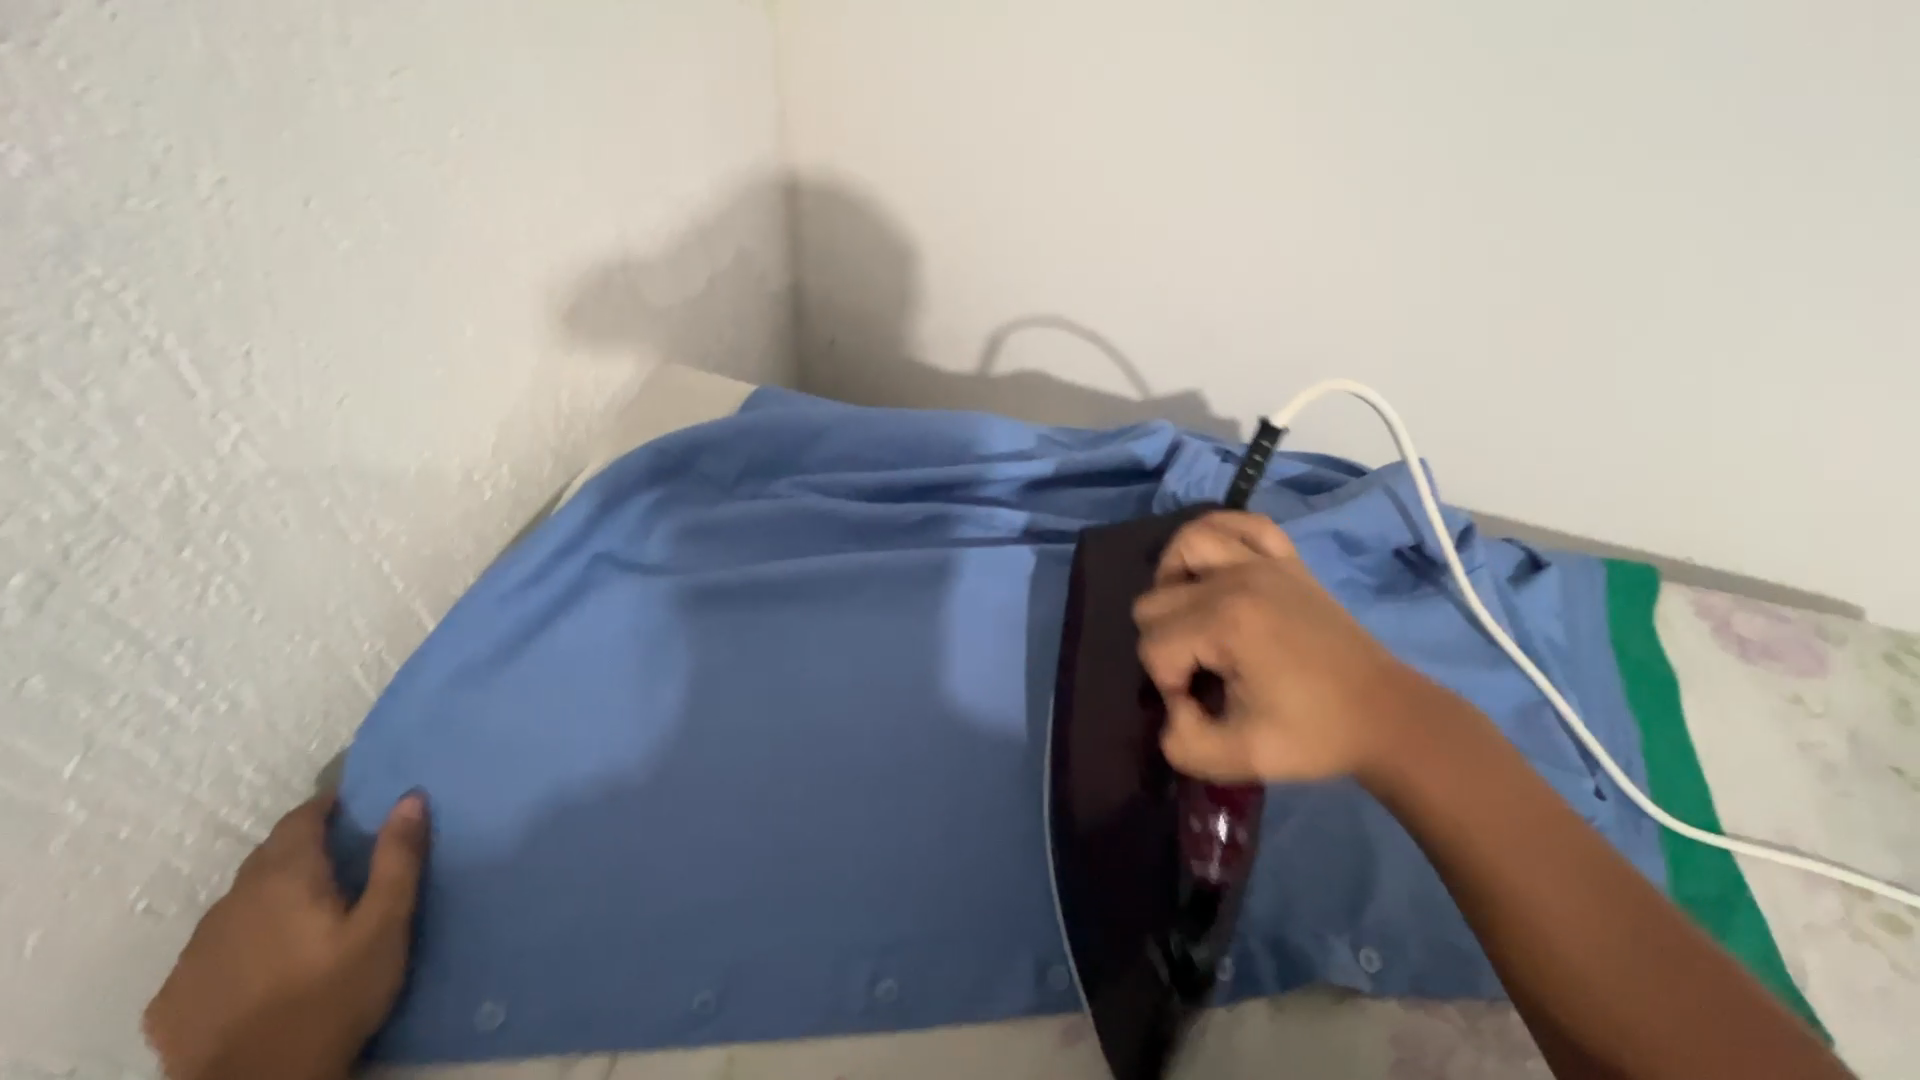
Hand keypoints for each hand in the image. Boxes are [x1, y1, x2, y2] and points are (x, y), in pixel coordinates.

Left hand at [144, 791, 428, 1079]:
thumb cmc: (335, 995)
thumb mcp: (386, 925)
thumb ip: (398, 859)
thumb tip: (409, 797)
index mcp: (284, 877)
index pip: (300, 819)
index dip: (327, 807)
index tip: (354, 808)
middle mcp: (230, 902)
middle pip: (266, 858)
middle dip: (301, 850)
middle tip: (341, 865)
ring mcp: (194, 950)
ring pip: (237, 905)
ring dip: (269, 899)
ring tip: (304, 921)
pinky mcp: (173, 995)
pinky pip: (212, 951)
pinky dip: (239, 944)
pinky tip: (261, 969)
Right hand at [1133, 510, 1434, 783]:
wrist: (1385, 715)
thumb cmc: (1314, 735)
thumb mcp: (1238, 759)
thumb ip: (1180, 742)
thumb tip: (1173, 707)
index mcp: (1226, 623)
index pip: (1153, 646)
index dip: (1169, 687)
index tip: (1205, 708)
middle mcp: (1237, 579)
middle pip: (1155, 601)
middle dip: (1167, 645)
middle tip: (1205, 676)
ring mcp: (1264, 562)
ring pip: (1184, 546)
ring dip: (1174, 583)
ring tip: (1193, 619)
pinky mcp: (1286, 559)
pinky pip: (1240, 522)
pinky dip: (1219, 536)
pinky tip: (1217, 569)